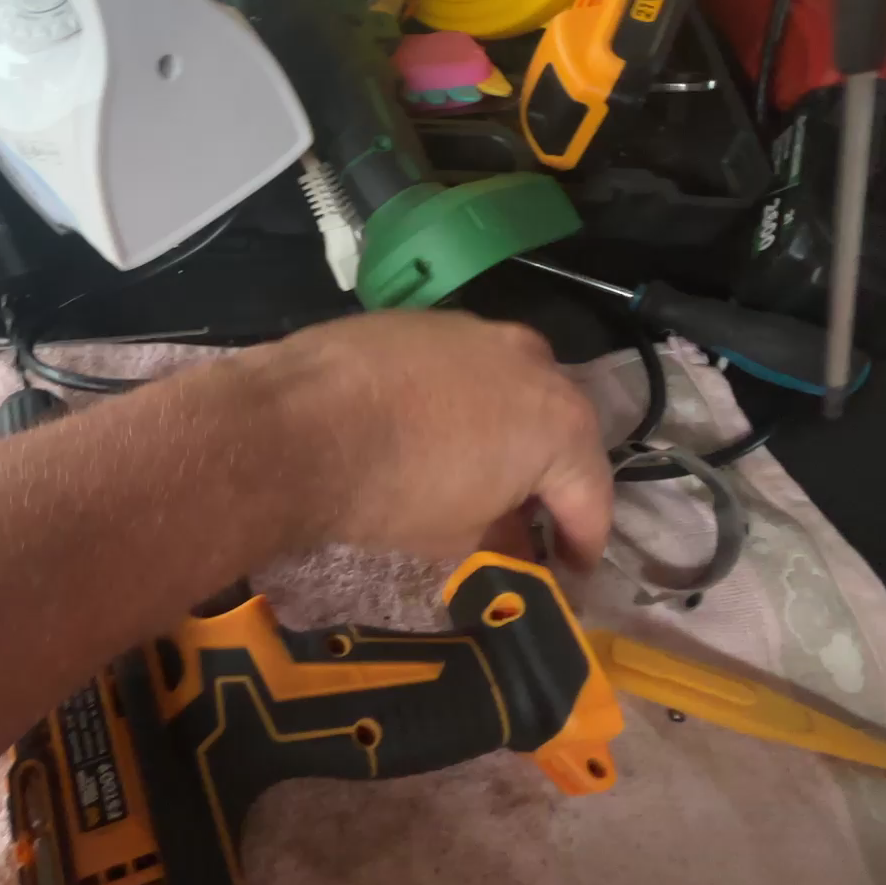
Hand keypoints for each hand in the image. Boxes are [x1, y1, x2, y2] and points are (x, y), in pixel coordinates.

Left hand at [244, 312, 613, 565]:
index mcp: (560, 423)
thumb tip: (513, 541)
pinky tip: (420, 419)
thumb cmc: (391, 490)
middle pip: (553, 429)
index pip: (590, 495)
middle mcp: (531, 362)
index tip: (569, 566)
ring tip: (468, 463)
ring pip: (504, 387)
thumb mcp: (459, 536)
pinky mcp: (421, 318)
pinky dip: (451, 395)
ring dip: (497, 426)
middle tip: (519, 514)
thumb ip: (503, 536)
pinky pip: (454, 365)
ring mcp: (473, 330)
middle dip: (542, 474)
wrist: (296, 424)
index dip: (582, 540)